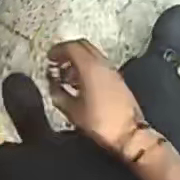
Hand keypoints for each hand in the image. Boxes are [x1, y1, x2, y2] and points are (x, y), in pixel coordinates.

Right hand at [46, 39, 144, 154]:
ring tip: (65, 76)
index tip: (49, 57)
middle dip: (67, 51)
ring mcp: (112, 70)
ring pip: (92, 55)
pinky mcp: (117, 79)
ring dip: (77, 60)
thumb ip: (58, 94)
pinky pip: (99, 65)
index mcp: (90, 67)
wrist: (129, 134)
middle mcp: (102, 63)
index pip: (72, 47)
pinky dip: (87, 67)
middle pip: (83, 46)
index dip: (58, 50)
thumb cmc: (100, 122)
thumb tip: (52, 86)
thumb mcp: (73, 111)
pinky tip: (79, 84)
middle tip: (56, 62)